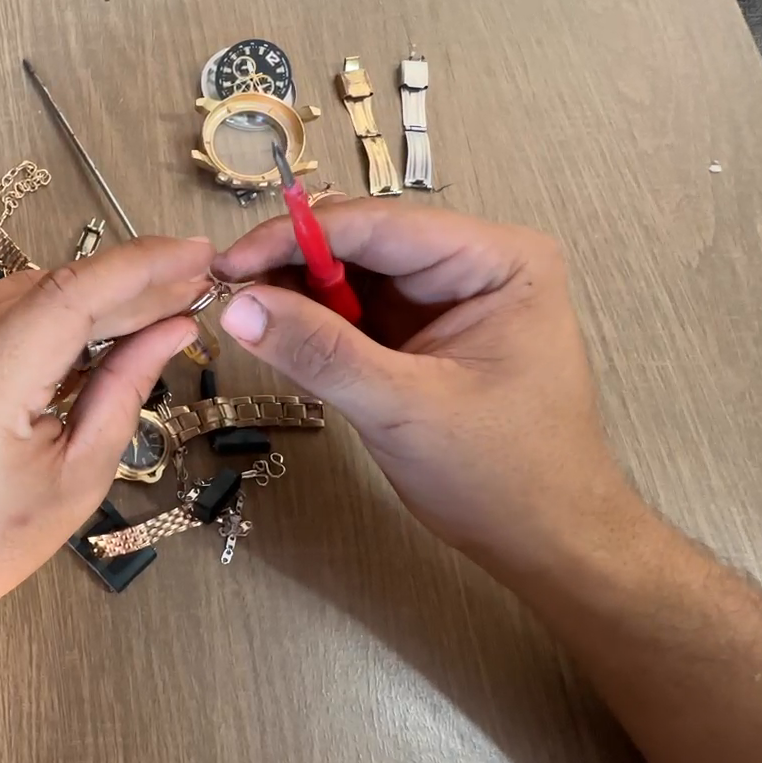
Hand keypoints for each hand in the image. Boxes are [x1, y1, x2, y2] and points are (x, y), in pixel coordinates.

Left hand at [0, 237, 215, 639]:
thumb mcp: (80, 476)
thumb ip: (126, 387)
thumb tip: (176, 324)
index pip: (67, 299)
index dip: (138, 268)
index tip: (196, 254)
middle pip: (45, 288)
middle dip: (123, 283)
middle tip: (187, 284)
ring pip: (19, 292)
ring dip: (86, 294)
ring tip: (149, 307)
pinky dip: (44, 311)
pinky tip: (89, 325)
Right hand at [212, 200, 639, 572]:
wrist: (537, 536)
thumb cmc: (497, 471)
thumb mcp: (402, 406)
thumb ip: (318, 352)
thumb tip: (235, 306)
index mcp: (491, 261)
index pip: (376, 226)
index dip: (292, 238)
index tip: (225, 264)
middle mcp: (463, 265)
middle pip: (355, 243)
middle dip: (286, 265)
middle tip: (224, 294)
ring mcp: (433, 300)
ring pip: (341, 276)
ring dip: (289, 296)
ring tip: (244, 320)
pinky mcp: (407, 334)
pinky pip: (342, 313)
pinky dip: (303, 326)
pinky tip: (275, 341)